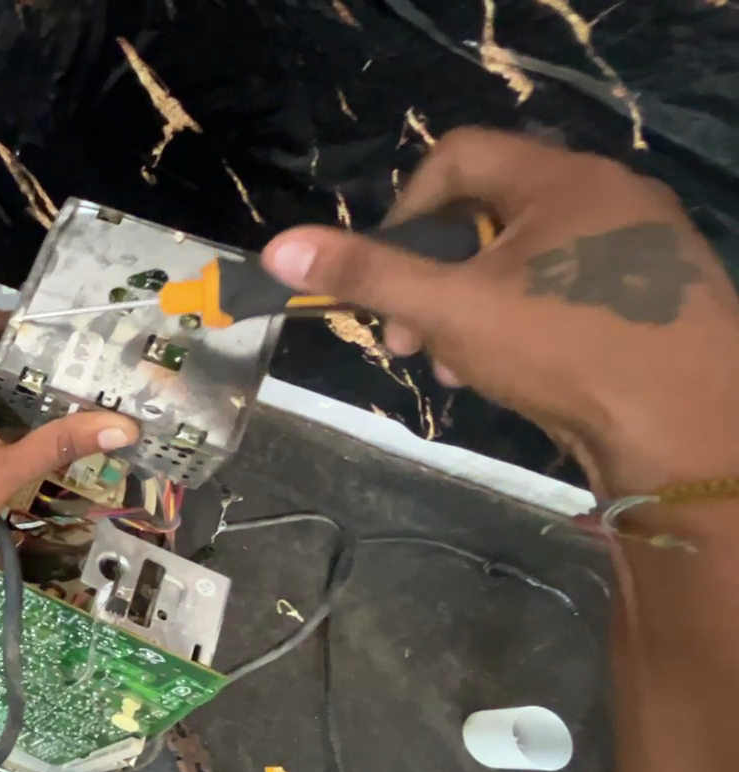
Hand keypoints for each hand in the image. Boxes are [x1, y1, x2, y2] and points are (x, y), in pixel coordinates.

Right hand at [261, 127, 738, 494]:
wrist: (687, 421)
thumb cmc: (562, 346)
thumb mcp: (445, 307)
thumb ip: (363, 273)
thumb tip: (277, 246)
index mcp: (563, 182)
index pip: (456, 157)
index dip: (402, 210)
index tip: (384, 272)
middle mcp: (601, 198)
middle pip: (474, 214)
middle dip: (422, 275)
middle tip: (405, 334)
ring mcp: (623, 245)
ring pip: (503, 258)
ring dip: (453, 307)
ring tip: (445, 359)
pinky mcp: (631, 290)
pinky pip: (541, 286)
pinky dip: (499, 320)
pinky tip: (490, 366)